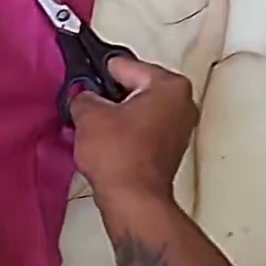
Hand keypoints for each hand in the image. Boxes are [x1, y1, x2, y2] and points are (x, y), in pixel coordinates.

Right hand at [68, 56, 197, 201]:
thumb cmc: (117, 154)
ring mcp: (179, 129)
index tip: (82, 76)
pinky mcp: (170, 151)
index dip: (98, 72)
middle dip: (110, 97)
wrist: (132, 198)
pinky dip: (125, 134)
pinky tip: (105, 143)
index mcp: (169, 85)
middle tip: (84, 104)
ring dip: (116, 117)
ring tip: (91, 126)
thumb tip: (83, 96)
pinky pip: (143, 132)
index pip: (127, 66)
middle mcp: (183, 103)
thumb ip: (83, 97)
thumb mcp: (89, 116)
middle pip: (136, 89)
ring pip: (139, 112)